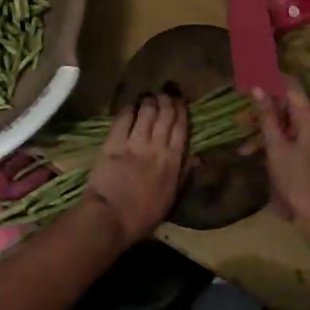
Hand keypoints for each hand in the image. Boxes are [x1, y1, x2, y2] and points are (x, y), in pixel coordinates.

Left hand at [86, 90, 188, 245]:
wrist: (111, 216)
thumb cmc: (143, 214)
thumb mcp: (172, 197)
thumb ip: (184, 174)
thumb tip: (198, 156)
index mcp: (173, 162)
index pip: (181, 129)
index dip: (181, 111)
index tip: (181, 101)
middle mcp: (156, 148)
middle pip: (164, 117)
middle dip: (166, 101)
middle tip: (165, 93)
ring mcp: (134, 144)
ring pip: (145, 114)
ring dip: (148, 102)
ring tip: (149, 96)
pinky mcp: (113, 143)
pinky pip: (123, 120)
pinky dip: (128, 110)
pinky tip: (129, 105)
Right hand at [252, 78, 309, 232]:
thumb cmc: (297, 178)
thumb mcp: (276, 146)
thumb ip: (267, 116)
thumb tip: (258, 87)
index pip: (292, 86)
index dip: (271, 75)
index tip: (249, 70)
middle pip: (287, 102)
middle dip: (262, 101)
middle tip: (238, 97)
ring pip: (283, 120)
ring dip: (261, 123)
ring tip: (238, 129)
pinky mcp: (308, 151)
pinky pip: (286, 136)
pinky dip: (268, 139)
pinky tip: (249, 151)